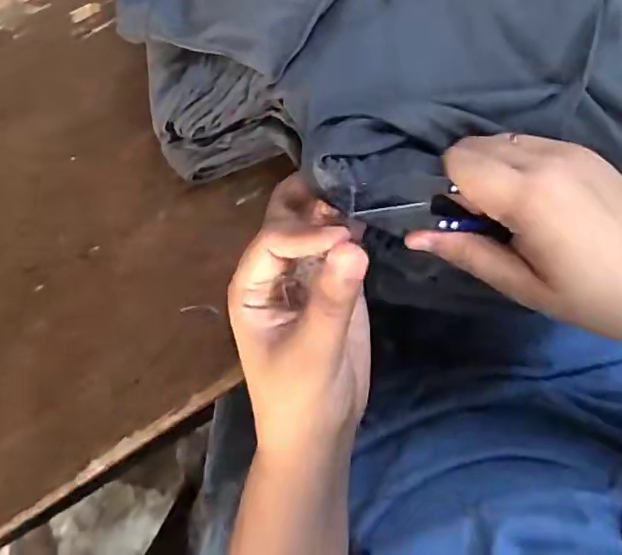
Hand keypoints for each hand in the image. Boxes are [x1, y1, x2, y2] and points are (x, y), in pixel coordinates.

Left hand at [227, 174, 370, 458]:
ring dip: (332, 209)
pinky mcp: (331, 279)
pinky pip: (338, 243)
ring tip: (360, 197)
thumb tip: (353, 245)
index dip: (305, 233)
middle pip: (284, 218)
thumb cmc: (301, 398)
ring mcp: (303, 272)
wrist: (321, 433)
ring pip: (312, 224)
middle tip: (344, 187)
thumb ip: (331, 299)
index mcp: (251, 285)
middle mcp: (274, 270)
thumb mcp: (314, 352)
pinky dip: (351, 228)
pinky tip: (370, 216)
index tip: (342, 236)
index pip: (273, 240)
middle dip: (309, 202)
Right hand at [406, 134, 621, 352]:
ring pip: (499, 139)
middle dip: (468, 177)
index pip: (457, 159)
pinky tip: (545, 199)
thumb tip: (412, 236)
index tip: (475, 223)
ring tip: (521, 210)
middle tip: (496, 221)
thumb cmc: (591, 298)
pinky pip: (529, 141)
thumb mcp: (523, 285)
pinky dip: (519, 161)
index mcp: (529, 192)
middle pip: (473, 144)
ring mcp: (568, 147)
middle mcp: (545, 156)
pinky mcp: (584, 148)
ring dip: (493, 167)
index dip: (452, 190)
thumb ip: (465, 252)